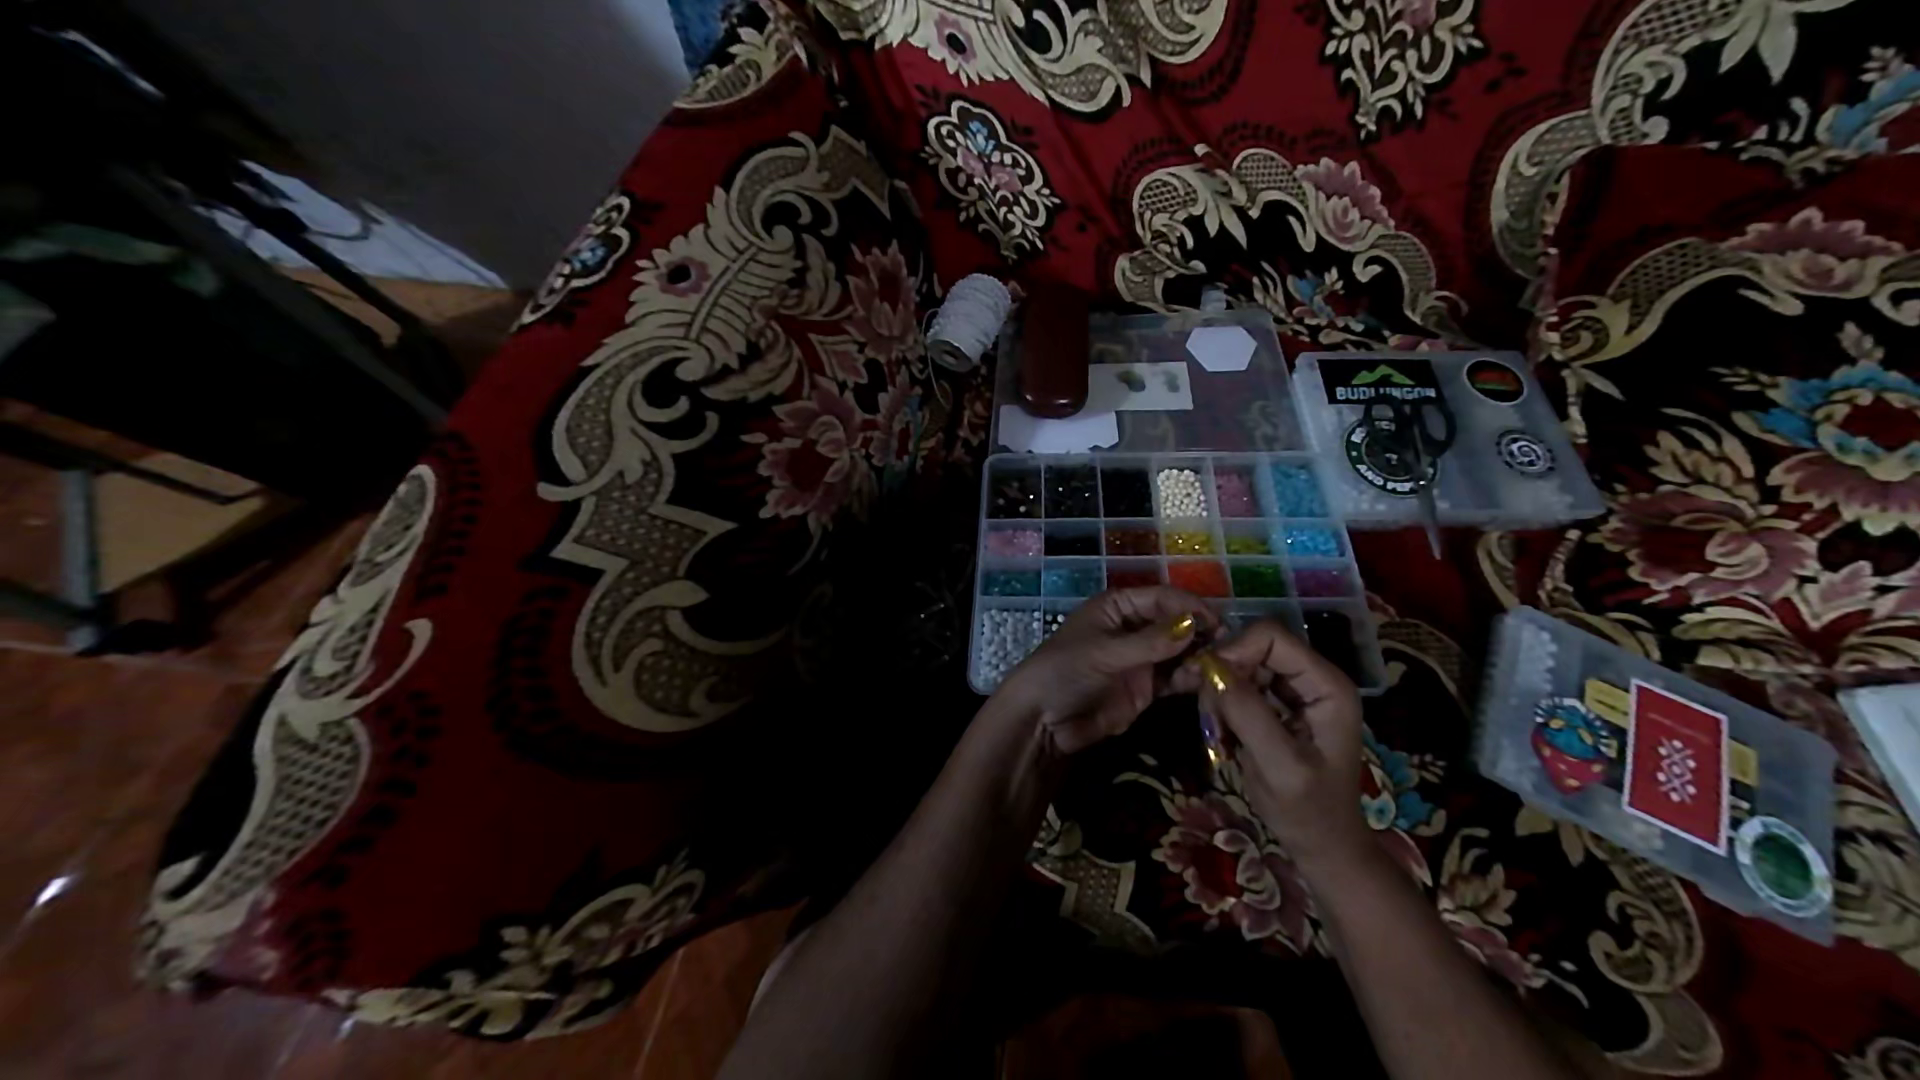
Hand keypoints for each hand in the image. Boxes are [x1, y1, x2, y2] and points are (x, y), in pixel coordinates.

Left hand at [996, 587, 1213, 756]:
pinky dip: (1191, 677)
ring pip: (1179, 650)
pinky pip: (1175, 677)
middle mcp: (1132, 627)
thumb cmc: (1064, 672)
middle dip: (1199, 631)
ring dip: (1199, 655)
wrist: (1042, 721)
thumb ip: (1149, 642)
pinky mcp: (1145, 687)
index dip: (1187, 606)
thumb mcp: (1105, 653)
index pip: (1159, 597)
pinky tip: (1208, 680)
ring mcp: (1140, 658)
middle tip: (1229, 645)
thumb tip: (1193, 626)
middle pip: (1174, 622)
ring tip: (1224, 664)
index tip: (1215, 621)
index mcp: (1116, 606)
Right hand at [1185, 619, 1370, 871]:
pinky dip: (1221, 704)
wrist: (1321, 844)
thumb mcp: (1279, 766)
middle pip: (1251, 646)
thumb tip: (1211, 670)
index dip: (1234, 651)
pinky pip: (1237, 684)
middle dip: (1222, 674)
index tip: (1208, 686)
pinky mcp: (1275, 703)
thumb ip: (1249, 715)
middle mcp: (1311, 678)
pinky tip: (1220, 733)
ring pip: (1239, 663)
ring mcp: (1293, 690)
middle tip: (1208, 716)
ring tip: (1215, 732)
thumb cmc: (1308, 811)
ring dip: (1218, 692)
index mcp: (1326, 685)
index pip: (1270, 637)